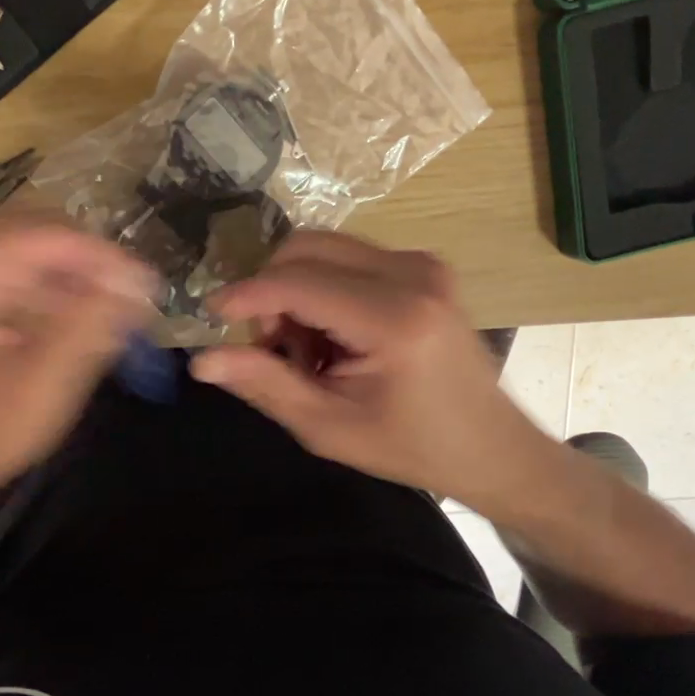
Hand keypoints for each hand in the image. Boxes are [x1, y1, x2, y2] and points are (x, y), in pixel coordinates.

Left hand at [0, 219, 155, 516]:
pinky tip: (88, 313)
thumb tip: (137, 281)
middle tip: (132, 288)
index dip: (89, 251)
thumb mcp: (38, 389)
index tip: (139, 277)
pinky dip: (57, 291)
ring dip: (75, 275)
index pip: (23, 240)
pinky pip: (17, 278)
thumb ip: (87, 330)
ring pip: (25, 255)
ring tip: (119, 302)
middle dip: (85, 261)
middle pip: (24, 238)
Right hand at [189, 232, 555, 506]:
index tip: (208, 318)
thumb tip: (201, 360)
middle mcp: (412, 273)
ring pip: (323, 249)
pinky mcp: (423, 266)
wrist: (492, 447)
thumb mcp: (329, 427)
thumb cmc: (411, 447)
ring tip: (305, 350)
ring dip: (294, 290)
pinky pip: (347, 258)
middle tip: (272, 347)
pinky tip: (332, 338)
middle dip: (270, 292)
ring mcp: (422, 264)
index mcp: (395, 318)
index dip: (244, 296)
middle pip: (305, 248)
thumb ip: (265, 384)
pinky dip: (321, 289)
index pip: (297, 282)